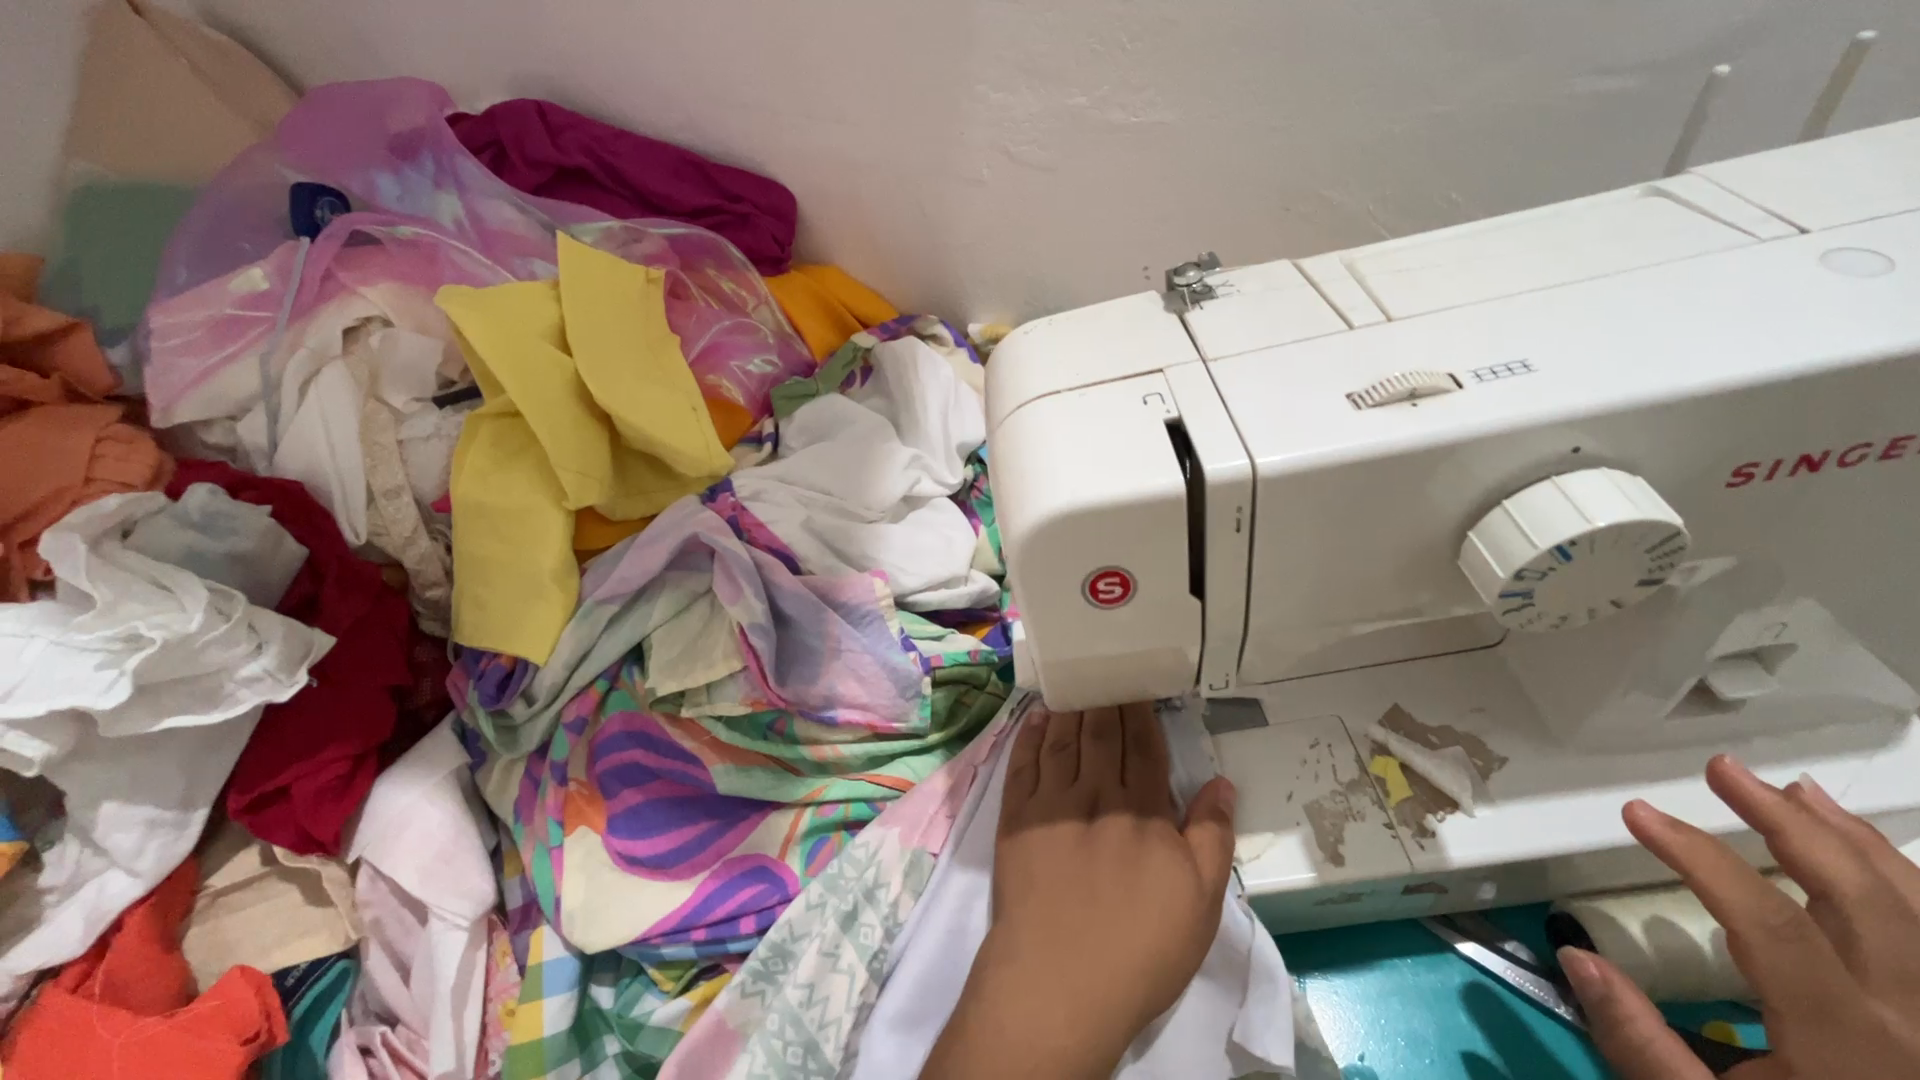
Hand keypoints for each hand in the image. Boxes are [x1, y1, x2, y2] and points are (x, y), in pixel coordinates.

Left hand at [921, 703, 1237, 1079]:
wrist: (1060, 980)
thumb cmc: (1141, 948)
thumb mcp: (1202, 900)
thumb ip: (1212, 835)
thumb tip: (1222, 782)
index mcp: (1143, 810)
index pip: (1144, 748)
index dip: (1142, 714)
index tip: (1139, 685)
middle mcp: (1096, 795)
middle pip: (1102, 736)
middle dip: (1107, 700)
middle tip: (1106, 669)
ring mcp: (1051, 805)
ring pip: (1063, 742)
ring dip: (1071, 710)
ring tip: (1075, 682)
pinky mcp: (1016, 821)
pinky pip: (1023, 766)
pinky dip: (1031, 738)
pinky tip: (1038, 719)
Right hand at [1558, 755, 1919, 1078]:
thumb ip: (1641, 1043)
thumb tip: (1576, 957)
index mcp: (1847, 1039)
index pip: (1768, 921)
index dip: (1699, 856)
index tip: (1637, 813)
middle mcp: (1913, 1017)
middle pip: (1860, 896)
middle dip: (1786, 822)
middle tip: (1724, 771)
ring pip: (1915, 905)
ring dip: (1850, 838)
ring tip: (1792, 790)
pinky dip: (1901, 877)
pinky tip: (1864, 854)